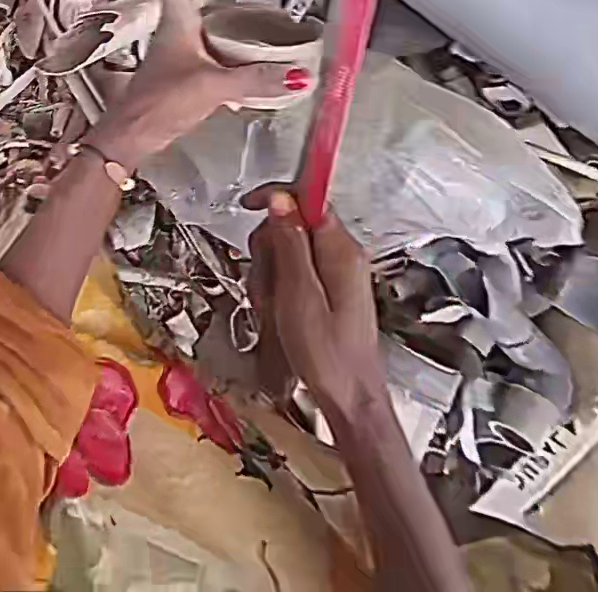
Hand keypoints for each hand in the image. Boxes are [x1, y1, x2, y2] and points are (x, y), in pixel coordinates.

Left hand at [83, 0, 307, 169]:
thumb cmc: (156, 105)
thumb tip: (296, 75)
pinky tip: (243, 60)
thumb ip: (255, 80)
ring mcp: (174, 53)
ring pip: (201, 24)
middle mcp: (173, 33)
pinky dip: (226, 47)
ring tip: (252, 13)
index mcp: (176, 24)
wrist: (131, 134)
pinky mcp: (179, 74)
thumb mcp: (212, 87)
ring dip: (224, 17)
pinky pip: (206, 50)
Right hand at [249, 190, 387, 421]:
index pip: (308, 199)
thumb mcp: (298, 294)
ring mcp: (335, 272)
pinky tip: (277, 310)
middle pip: (292, 224)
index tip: (248, 207)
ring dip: (269, 271)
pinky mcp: (327, 288)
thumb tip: (280, 199)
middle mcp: (341, 255)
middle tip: (266, 280)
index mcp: (340, 250)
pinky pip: (292, 271)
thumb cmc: (325, 352)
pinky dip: (277, 286)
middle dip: (268, 246)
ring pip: (287, 248)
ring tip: (272, 303)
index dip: (276, 198)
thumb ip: (289, 243)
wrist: (349, 400)